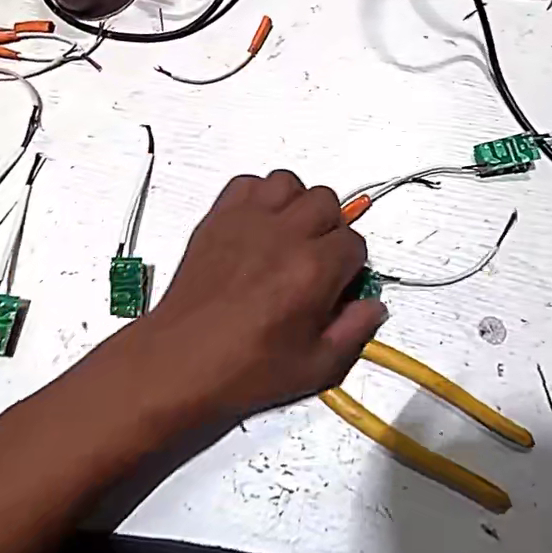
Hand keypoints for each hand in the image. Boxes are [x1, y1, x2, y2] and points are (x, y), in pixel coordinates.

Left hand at [115, 170, 386, 427]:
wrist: (179, 362)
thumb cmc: (241, 369)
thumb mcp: (315, 367)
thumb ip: (354, 332)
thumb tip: (372, 307)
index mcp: (314, 269)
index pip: (354, 243)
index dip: (351, 264)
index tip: (338, 282)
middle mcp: (283, 235)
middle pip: (327, 202)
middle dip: (330, 228)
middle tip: (317, 257)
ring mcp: (247, 222)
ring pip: (288, 183)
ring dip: (296, 204)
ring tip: (290, 234)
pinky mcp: (218, 220)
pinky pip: (246, 183)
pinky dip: (257, 196)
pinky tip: (258, 226)